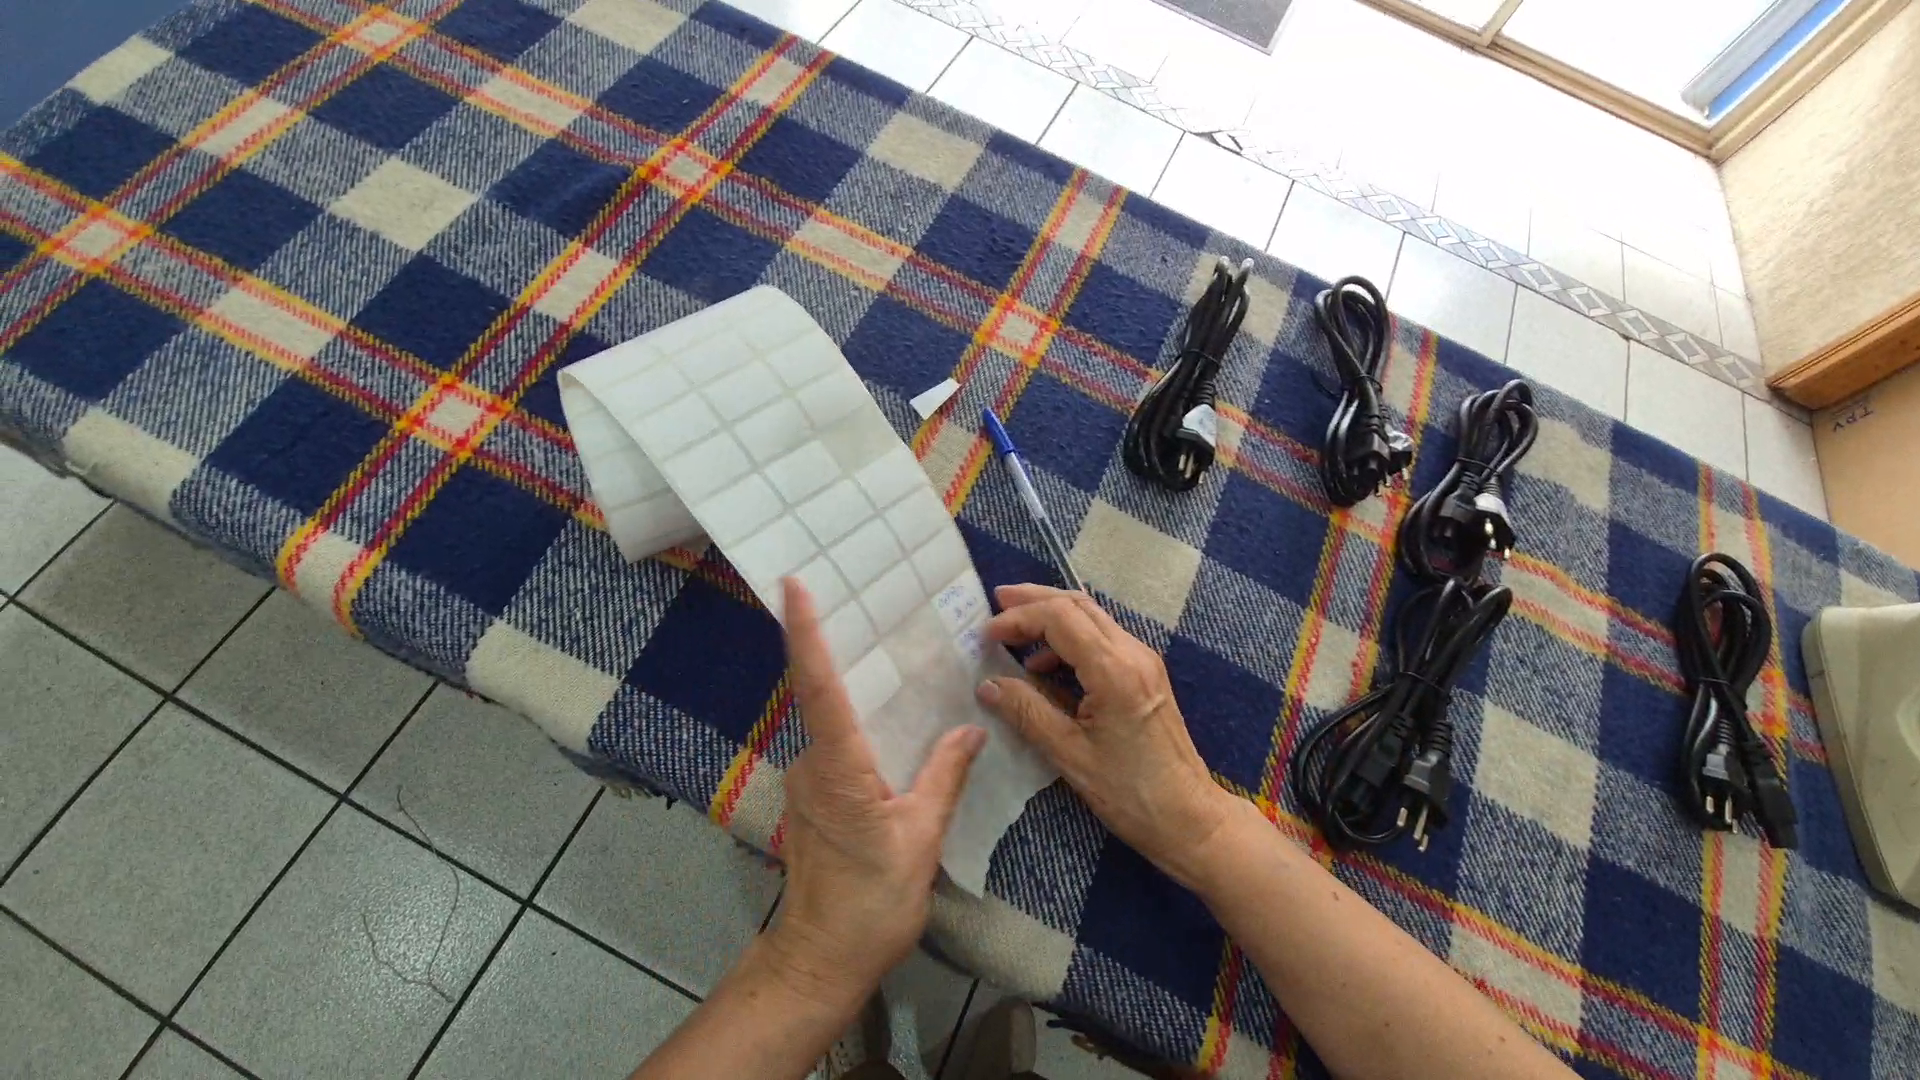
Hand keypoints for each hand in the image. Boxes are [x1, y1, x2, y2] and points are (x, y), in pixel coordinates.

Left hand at [766, 577, 986, 1002]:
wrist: (822, 959)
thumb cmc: (872, 902)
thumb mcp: (921, 838)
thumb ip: (944, 776)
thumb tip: (970, 730)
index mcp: (838, 766)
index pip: (818, 686)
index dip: (805, 633)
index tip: (794, 586)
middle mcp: (812, 763)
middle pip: (819, 694)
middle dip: (833, 647)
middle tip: (862, 603)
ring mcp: (806, 781)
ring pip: (830, 722)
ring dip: (855, 693)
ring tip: (893, 659)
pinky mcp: (811, 797)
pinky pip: (835, 746)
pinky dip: (859, 727)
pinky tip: (893, 726)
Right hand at [973, 584, 1242, 887]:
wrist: (1190, 817)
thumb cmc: (1130, 793)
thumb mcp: (1070, 755)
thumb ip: (1027, 712)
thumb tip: (988, 685)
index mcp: (1114, 670)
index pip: (1059, 617)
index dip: (1019, 618)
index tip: (986, 635)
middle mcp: (1133, 653)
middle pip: (1078, 604)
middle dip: (1034, 599)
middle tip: (996, 602)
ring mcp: (1144, 661)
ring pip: (1092, 617)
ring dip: (1051, 616)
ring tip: (1012, 633)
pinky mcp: (1146, 674)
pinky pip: (1102, 639)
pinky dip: (1068, 639)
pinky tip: (1043, 666)